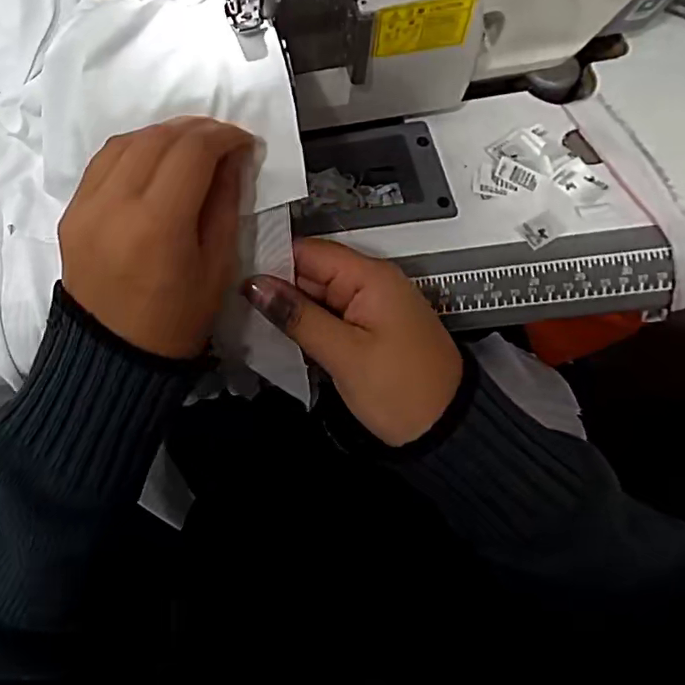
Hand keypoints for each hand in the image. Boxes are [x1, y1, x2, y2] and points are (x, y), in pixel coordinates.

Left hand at [58, 117, 253, 359]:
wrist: (110, 358)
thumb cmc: (175, 321)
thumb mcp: (218, 265)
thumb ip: (225, 202)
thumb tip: (231, 157)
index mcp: (157, 223)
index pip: (192, 152)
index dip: (223, 136)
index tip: (242, 142)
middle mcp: (114, 203)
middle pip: (157, 138)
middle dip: (196, 129)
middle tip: (221, 139)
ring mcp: (85, 205)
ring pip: (126, 141)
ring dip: (162, 134)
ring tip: (189, 145)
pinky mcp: (70, 211)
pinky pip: (102, 162)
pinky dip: (132, 149)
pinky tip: (152, 159)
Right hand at [243, 239, 461, 446]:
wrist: (450, 433)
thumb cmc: (403, 391)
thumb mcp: (344, 354)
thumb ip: (297, 316)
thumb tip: (255, 285)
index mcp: (369, 276)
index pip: (308, 251)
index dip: (271, 260)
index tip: (235, 275)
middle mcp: (368, 282)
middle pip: (309, 271)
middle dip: (274, 286)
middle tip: (234, 302)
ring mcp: (367, 305)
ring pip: (314, 295)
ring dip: (287, 308)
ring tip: (247, 318)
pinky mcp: (365, 327)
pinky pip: (327, 315)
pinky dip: (305, 324)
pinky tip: (278, 335)